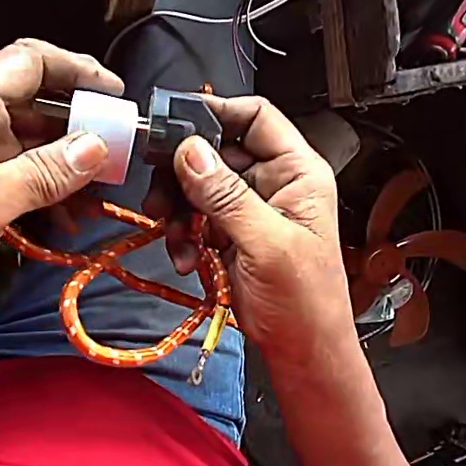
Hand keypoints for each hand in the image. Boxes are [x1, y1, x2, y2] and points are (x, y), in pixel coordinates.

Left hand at [0, 40, 122, 362]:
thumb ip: (44, 172)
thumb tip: (99, 147)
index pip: (31, 62)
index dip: (80, 71)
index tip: (119, 98)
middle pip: (40, 106)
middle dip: (85, 130)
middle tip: (121, 160)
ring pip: (36, 147)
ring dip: (72, 169)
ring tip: (100, 200)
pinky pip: (22, 179)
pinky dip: (50, 194)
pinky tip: (70, 220)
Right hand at [148, 96, 356, 360]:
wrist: (303, 352)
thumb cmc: (305, 302)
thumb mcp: (266, 244)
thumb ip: (226, 195)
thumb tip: (189, 150)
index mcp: (298, 173)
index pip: (257, 117)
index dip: (217, 113)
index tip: (174, 124)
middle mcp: (275, 184)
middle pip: (218, 151)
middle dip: (185, 173)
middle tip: (161, 196)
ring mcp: (251, 209)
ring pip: (201, 185)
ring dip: (180, 209)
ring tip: (176, 236)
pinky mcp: (234, 234)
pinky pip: (197, 218)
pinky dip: (184, 234)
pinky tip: (187, 257)